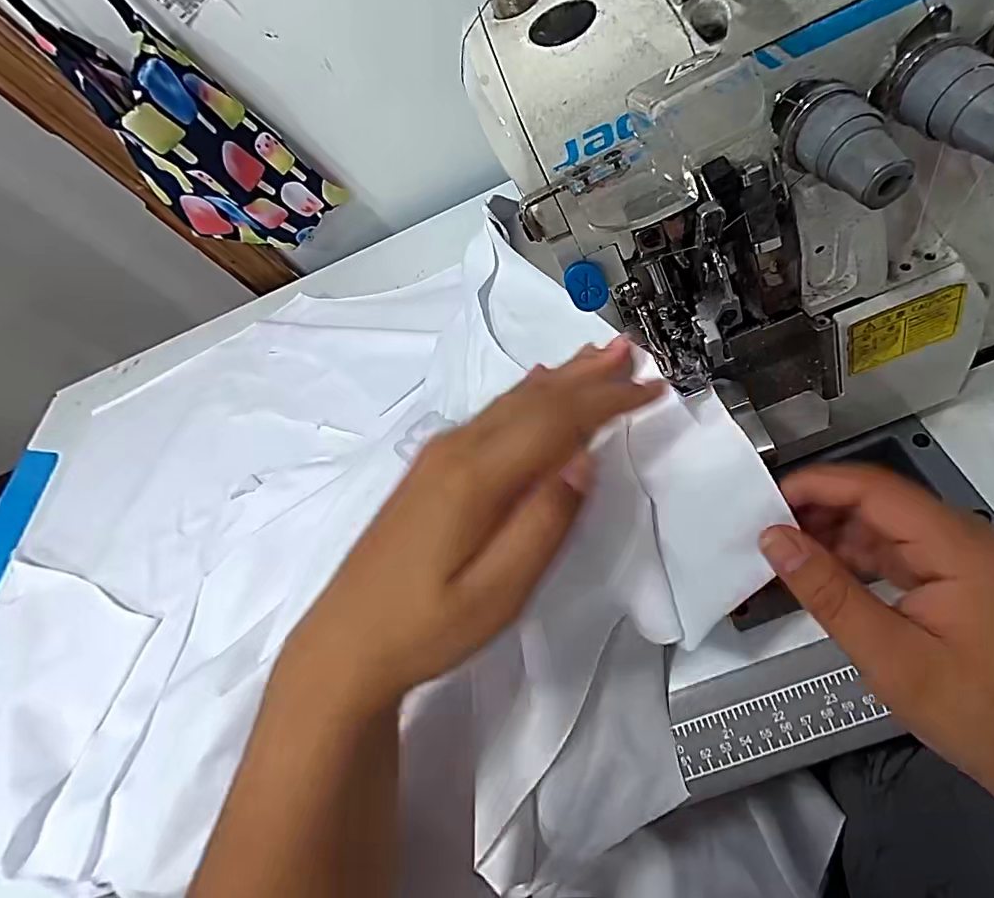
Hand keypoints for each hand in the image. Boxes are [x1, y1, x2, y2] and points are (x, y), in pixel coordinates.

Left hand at [282, 337, 661, 712]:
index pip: (556, 420)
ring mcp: (440, 454)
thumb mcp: (497, 593)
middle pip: (535, 399)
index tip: (649, 388)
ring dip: (560, 377)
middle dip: (588, 375)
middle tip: (630, 352)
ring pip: (512, 400)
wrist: (344, 641)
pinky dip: (528, 394)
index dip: (607, 400)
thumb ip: (544, 523)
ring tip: (596, 356)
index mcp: (477, 476)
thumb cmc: (425, 627)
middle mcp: (457, 450)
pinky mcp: (432, 466)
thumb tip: (584, 461)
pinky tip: (536, 385)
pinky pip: (493, 414)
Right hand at [759, 464, 993, 784]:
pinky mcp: (954, 574)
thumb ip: (828, 592)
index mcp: (958, 547)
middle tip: (770, 528)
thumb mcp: (891, 656)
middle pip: (877, 499)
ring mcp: (961, 555)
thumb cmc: (983, 715)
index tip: (770, 500)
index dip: (817, 486)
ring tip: (788, 551)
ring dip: (834, 531)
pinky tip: (825, 571)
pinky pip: (894, 547)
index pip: (874, 488)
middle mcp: (964, 538)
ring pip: (882, 521)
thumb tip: (778, 542)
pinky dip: (855, 554)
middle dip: (819, 508)